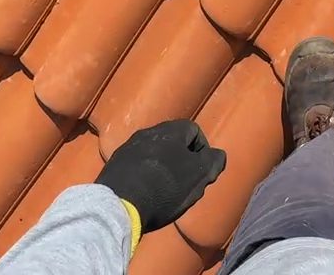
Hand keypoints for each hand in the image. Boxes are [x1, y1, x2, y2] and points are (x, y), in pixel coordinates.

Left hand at [96, 119, 228, 232]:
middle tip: (184, 182)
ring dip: (160, 167)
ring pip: (152, 153)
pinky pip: (135, 165)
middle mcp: (149, 131)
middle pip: (172, 141)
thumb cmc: (164, 187)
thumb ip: (212, 162)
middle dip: (180, 160)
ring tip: (163, 190)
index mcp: (171, 129)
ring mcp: (128, 147)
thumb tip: (219, 155)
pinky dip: (143, 176)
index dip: (202, 150)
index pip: (194, 131)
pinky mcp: (113, 164)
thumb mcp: (198, 176)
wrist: (119, 204)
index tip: (202, 171)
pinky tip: (143, 193)